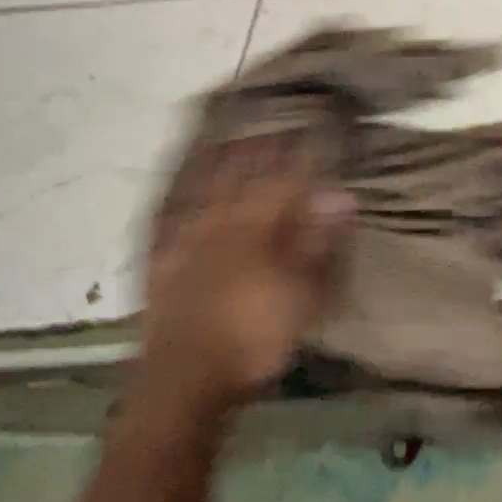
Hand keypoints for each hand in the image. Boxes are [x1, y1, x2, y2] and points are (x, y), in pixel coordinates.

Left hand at [137, 136, 354, 415]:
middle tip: (276, 117)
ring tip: (233, 133)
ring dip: (221, 159)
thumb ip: (319, 240)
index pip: (288, 177)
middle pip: (244, 174)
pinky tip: (177, 185)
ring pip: (205, 188)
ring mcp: (185, 241)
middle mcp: (220, 223)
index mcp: (258, 226)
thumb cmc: (254, 337)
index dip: (306, 151)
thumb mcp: (304, 293)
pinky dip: (175, 195)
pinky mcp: (160, 262)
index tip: (320, 125)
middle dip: (263, 145)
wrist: (182, 384)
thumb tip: (340, 193)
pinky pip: (166, 217)